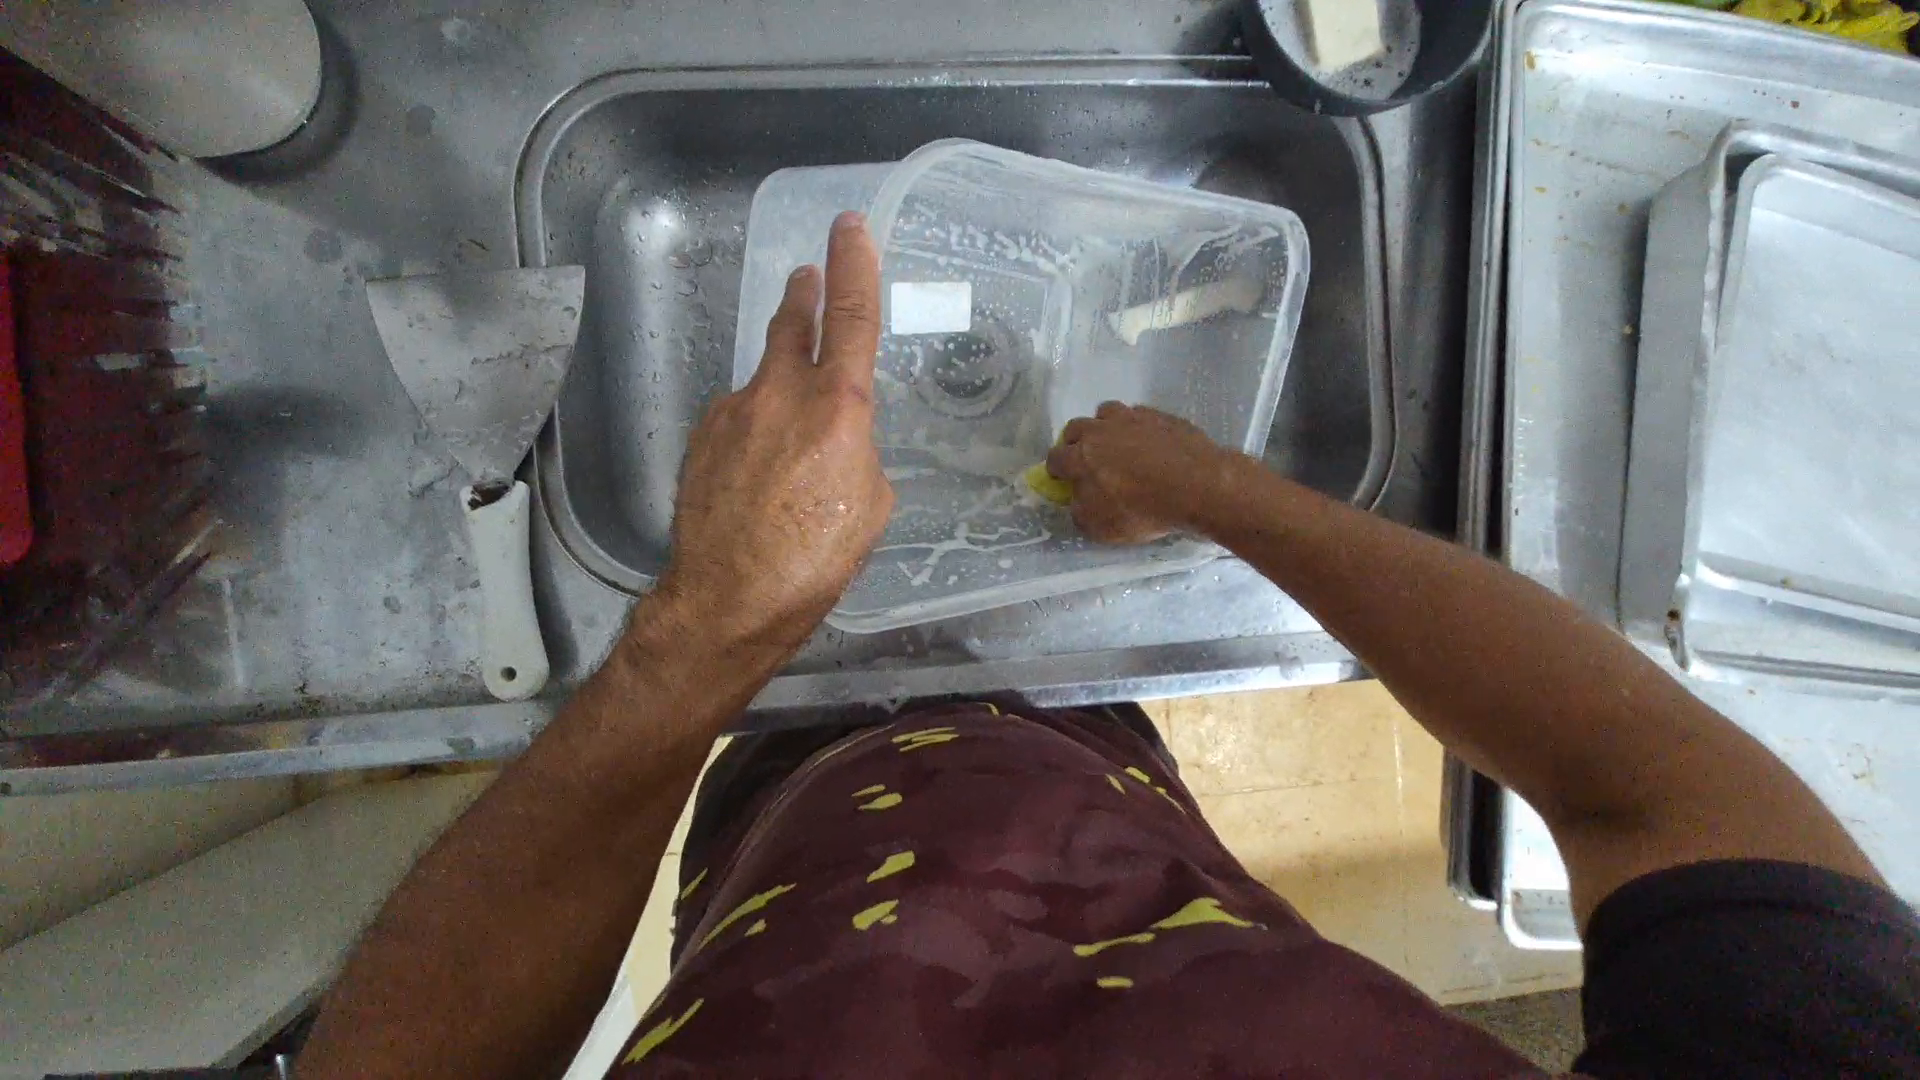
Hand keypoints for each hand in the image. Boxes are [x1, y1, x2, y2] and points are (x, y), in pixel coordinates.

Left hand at [654, 212, 893, 650]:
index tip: (850, 227)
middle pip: (790, 324)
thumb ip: (858, 453)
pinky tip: (757, 471)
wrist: (730, 596)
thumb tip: (839, 443)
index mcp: (836, 407)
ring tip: (789, 435)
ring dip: (779, 387)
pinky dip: (755, 429)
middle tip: (805, 279)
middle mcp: (779, 393)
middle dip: (802, 295)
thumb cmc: (818, 557)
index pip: (850, 317)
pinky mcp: (702, 437)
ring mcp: (732, 412)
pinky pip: (738, 417)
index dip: (854, 266)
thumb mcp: (872, 505)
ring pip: (763, 381)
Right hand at [1045, 402, 1231, 543]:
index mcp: (1080, 458)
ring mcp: (1131, 418)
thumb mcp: (1101, 528)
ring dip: (1104, 426)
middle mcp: (1099, 431)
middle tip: (1087, 459)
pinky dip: (1136, 427)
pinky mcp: (1159, 414)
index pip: (1055, 458)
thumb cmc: (1143, 510)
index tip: (1063, 480)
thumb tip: (1077, 499)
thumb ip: (1080, 512)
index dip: (1056, 470)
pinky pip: (1138, 415)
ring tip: (1117, 444)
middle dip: (1075, 442)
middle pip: (1075, 428)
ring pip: (1105, 413)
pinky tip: (1149, 443)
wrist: (1197, 485)